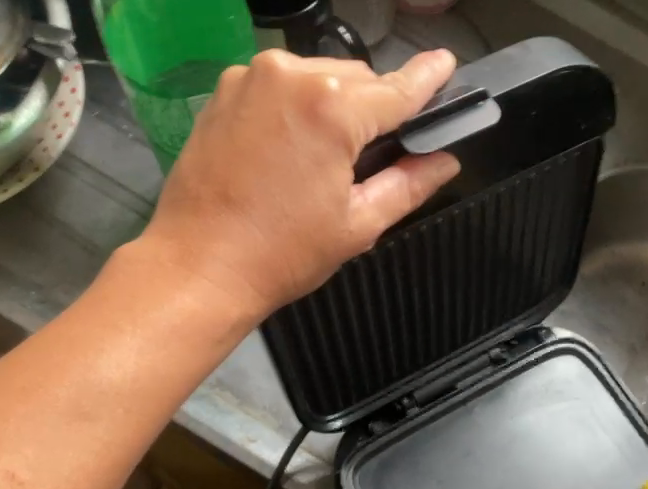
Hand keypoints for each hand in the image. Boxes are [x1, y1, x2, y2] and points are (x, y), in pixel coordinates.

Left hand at [134, 50, 461, 319]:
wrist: (201, 264)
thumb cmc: (281, 253)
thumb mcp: (359, 224)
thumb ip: (408, 184)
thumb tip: (445, 162)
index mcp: (330, 107)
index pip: (396, 89)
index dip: (427, 81)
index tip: (446, 64)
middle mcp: (290, 74)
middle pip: (358, 80)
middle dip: (372, 113)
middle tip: (371, 164)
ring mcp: (251, 77)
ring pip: (318, 79)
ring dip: (334, 110)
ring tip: (324, 166)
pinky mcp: (226, 90)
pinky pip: (281, 88)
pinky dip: (297, 111)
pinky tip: (291, 156)